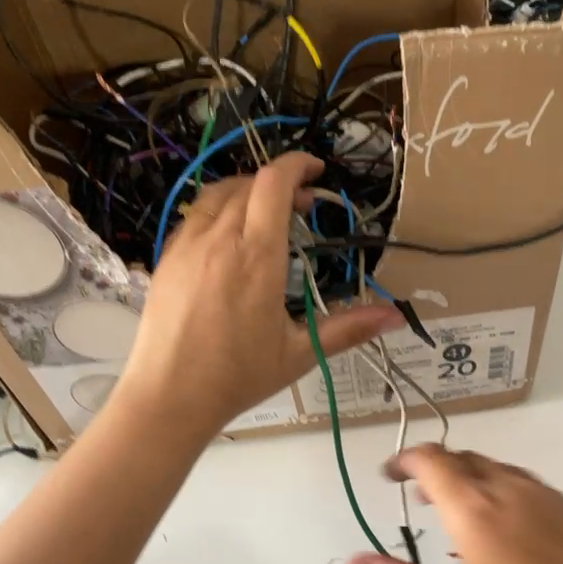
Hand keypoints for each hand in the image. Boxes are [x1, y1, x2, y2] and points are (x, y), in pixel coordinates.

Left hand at [117, 152, 403, 436]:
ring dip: (246, 192)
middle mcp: (219, 240)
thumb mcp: (299, 353)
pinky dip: (218, 211)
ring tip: (265, 214)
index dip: (297, 165)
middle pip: (248, 184)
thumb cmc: (237, 377)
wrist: (168, 398)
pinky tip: (228, 238)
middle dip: (279, 183)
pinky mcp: (166, 259)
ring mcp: (186, 247)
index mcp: (257, 256)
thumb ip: (348, 328)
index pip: (274, 183)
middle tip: (302, 205)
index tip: (316, 170)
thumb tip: (396, 316)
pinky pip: (193, 216)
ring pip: (217, 195)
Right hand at [343, 444, 562, 563]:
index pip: (433, 462)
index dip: (405, 460)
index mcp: (477, 512)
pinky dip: (499, 489)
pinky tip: (507, 531)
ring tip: (458, 514)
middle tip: (419, 497)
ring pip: (497, 469)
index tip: (388, 475)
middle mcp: (512, 491)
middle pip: (465, 458)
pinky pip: (525, 483)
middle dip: (435, 469)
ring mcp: (549, 498)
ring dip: (468, 477)